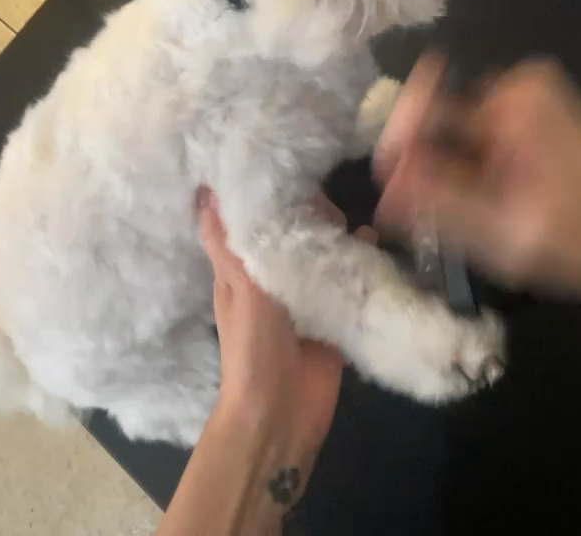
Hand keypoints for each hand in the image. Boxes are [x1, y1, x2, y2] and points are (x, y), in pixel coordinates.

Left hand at [197, 190, 361, 508]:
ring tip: (354, 222)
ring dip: (340, 237)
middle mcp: (275, 276)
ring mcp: (306, 296)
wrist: (281, 416)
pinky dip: (362, 263)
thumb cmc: (251, 349)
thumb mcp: (238, 289)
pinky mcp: (334, 315)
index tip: (286, 164)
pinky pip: (349, 281)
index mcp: (244, 268)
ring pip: (324, 253)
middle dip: (312, 215)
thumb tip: (206, 190)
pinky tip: (374, 245)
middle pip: (295, 233)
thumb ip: (229, 244)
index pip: (254, 219)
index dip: (266, 194)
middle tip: (330, 206)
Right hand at [375, 56, 580, 300]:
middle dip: (434, 161)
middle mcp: (523, 80)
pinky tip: (500, 193)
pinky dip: (481, 157)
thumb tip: (383, 185)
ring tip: (480, 209)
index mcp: (514, 102)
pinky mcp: (545, 104)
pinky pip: (488, 125)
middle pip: (447, 116)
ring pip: (464, 124)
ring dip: (458, 163)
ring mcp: (537, 89)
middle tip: (443, 214)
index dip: (399, 143)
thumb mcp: (501, 231)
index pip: (428, 106)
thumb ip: (437, 202)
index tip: (390, 186)